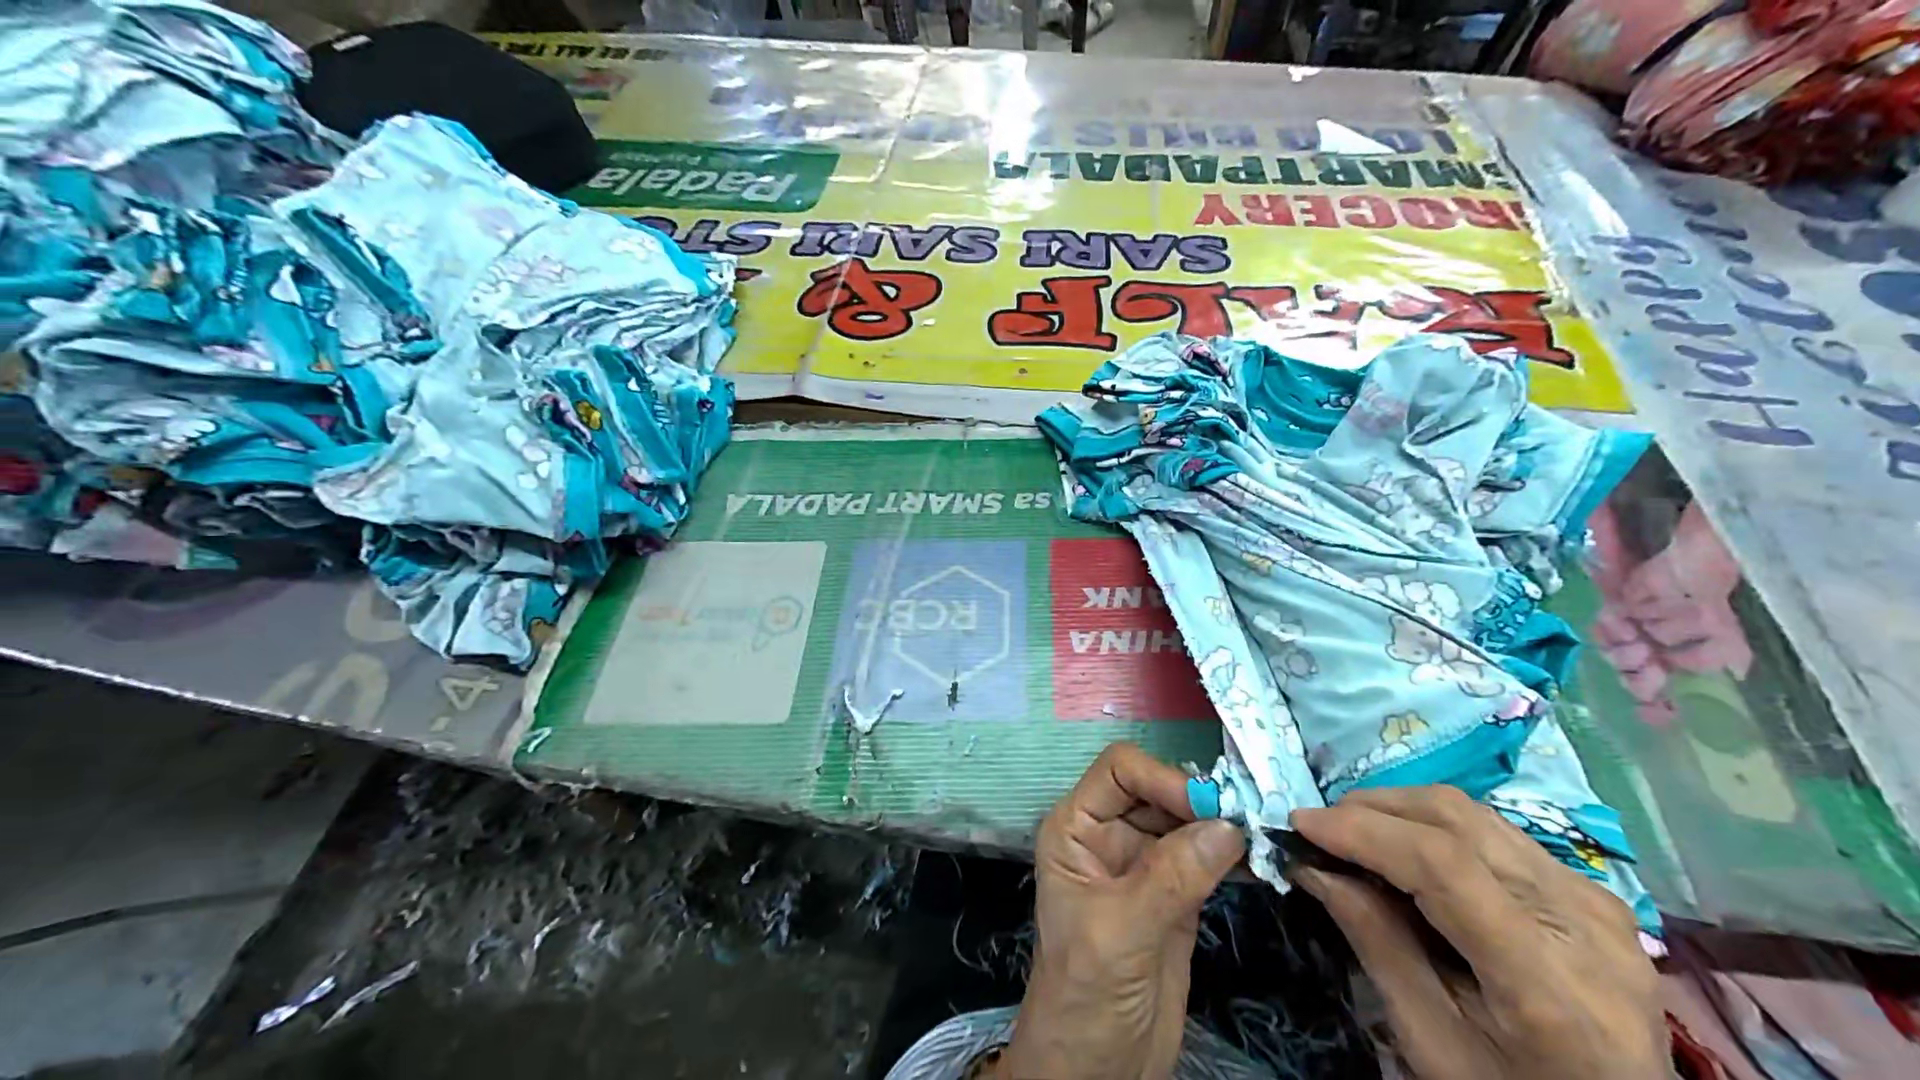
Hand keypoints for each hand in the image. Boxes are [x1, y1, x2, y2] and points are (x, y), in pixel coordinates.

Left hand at [998, 744, 1245, 1079]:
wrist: (1096, 1068)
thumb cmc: (1084, 995)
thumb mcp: (1118, 932)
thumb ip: (1168, 877)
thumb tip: (1227, 826)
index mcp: (1077, 829)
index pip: (1119, 771)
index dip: (1161, 779)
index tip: (1208, 809)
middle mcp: (1109, 835)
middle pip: (1159, 791)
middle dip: (1203, 801)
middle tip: (1254, 818)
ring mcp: (1145, 863)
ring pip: (1188, 822)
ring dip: (1226, 825)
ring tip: (1268, 834)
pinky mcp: (1178, 894)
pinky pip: (1209, 859)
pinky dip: (1236, 856)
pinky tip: (1266, 861)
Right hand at [1290, 787, 1665, 1079]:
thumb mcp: (1431, 1041)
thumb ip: (1375, 944)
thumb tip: (1312, 867)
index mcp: (1546, 979)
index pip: (1443, 864)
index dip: (1362, 830)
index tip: (1298, 824)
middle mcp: (1582, 922)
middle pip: (1456, 820)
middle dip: (1371, 809)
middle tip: (1318, 828)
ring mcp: (1593, 900)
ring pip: (1473, 814)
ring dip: (1398, 809)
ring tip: (1351, 831)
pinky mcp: (1590, 892)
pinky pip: (1493, 832)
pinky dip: (1433, 826)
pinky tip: (1404, 849)